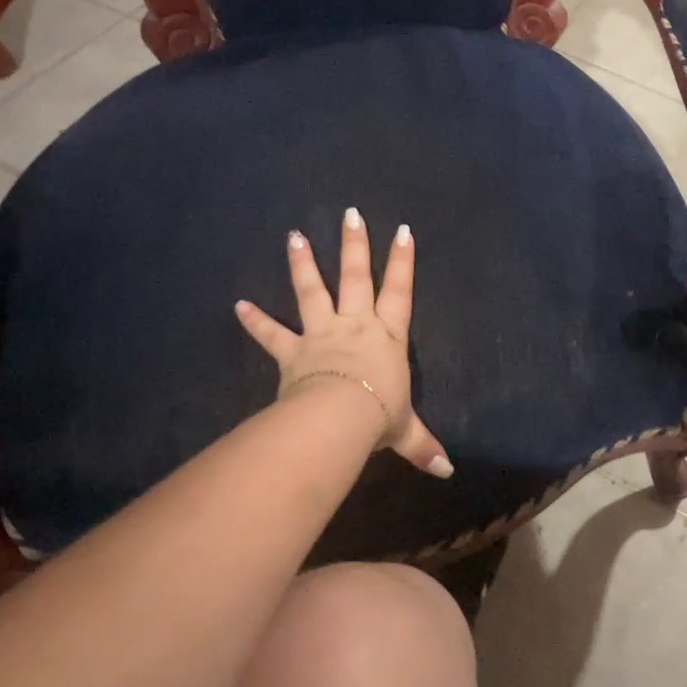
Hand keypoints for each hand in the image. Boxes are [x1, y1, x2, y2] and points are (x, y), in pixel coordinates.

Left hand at [233, 208, 452, 477]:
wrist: (337, 420)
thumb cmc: (378, 416)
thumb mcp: (407, 431)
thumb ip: (424, 446)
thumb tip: (448, 472)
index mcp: (388, 336)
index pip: (400, 291)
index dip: (402, 261)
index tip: (402, 230)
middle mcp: (357, 325)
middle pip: (356, 277)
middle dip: (355, 245)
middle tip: (350, 214)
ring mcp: (322, 334)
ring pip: (313, 291)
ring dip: (303, 264)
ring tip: (295, 235)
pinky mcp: (293, 352)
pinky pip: (271, 334)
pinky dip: (255, 320)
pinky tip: (238, 304)